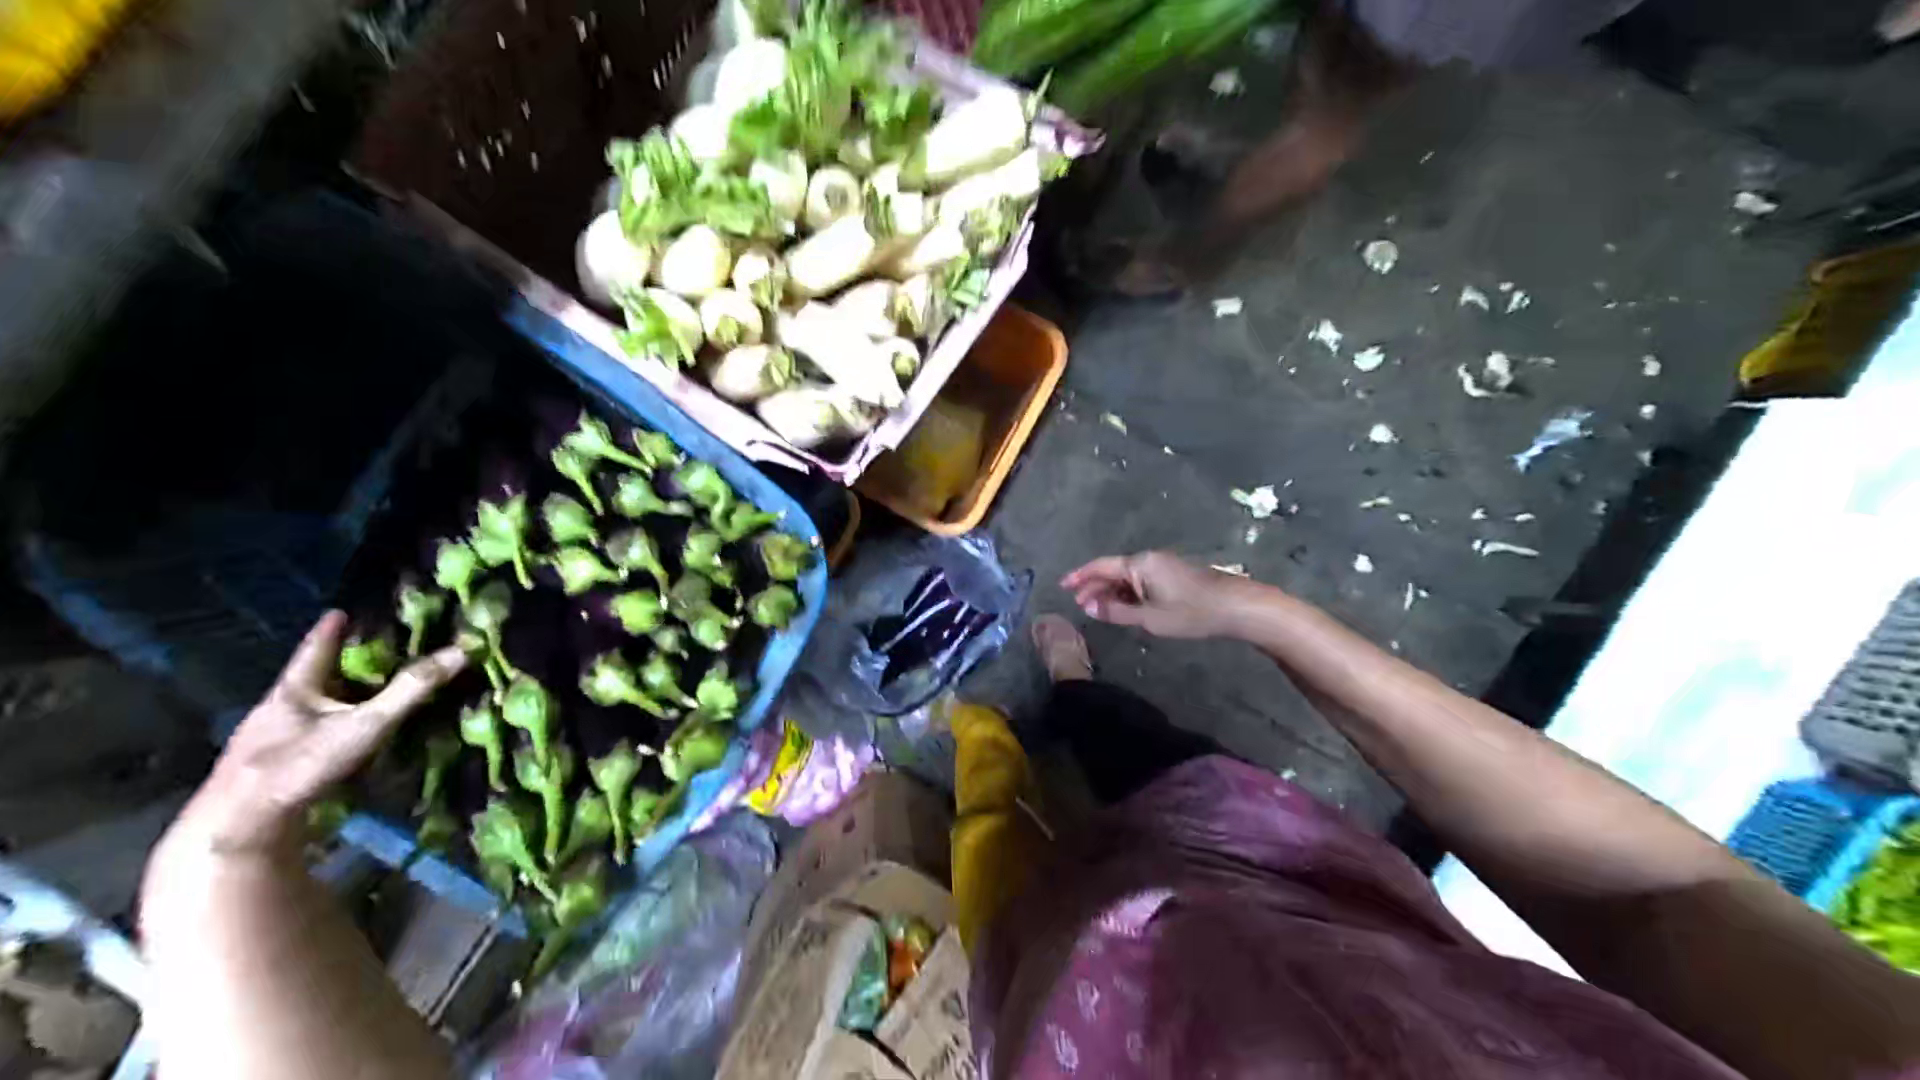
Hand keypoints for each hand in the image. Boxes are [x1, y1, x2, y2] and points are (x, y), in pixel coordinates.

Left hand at [174, 611, 466, 852]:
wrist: (239, 827)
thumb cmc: (300, 765)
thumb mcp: (366, 725)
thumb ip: (412, 690)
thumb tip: (462, 650)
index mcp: (295, 690)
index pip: (315, 650)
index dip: (329, 631)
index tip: (339, 612)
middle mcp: (276, 709)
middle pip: (311, 679)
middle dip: (337, 666)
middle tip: (365, 652)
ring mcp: (267, 740)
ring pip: (307, 709)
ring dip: (333, 700)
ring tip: (362, 694)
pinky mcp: (268, 768)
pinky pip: (304, 734)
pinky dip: (326, 727)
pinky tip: (340, 737)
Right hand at [1060, 551, 1263, 639]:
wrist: (1237, 607)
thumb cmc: (1191, 612)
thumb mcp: (1149, 618)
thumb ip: (1116, 612)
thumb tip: (1089, 606)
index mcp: (1139, 564)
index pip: (1100, 566)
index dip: (1080, 576)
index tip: (1063, 585)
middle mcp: (1148, 559)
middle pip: (1113, 570)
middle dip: (1094, 587)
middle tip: (1079, 604)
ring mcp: (1163, 566)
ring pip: (1128, 577)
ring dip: (1112, 592)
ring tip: (1099, 609)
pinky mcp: (1174, 575)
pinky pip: (1142, 581)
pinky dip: (1128, 593)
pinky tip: (1125, 608)